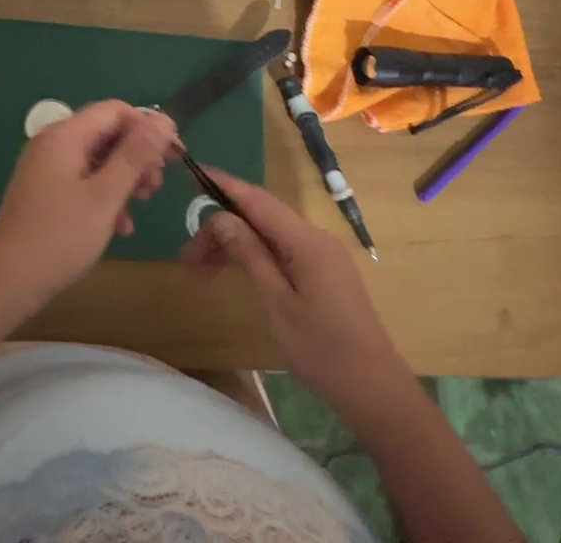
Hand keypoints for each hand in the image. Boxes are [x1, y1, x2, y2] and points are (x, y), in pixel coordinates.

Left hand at [0, 101, 176, 309]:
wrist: (7, 281)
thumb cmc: (60, 237)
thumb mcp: (105, 196)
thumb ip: (135, 155)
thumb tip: (163, 119)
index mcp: (65, 136)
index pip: (116, 111)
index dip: (148, 127)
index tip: (174, 154)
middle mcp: (53, 143)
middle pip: (107, 132)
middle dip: (137, 154)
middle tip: (157, 185)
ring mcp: (46, 167)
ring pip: (98, 158)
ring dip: (125, 176)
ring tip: (144, 203)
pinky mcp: (46, 190)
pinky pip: (84, 178)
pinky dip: (106, 193)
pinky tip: (121, 224)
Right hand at [182, 170, 411, 409]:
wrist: (372, 386)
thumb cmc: (321, 348)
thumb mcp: (276, 302)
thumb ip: (249, 254)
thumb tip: (221, 217)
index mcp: (306, 241)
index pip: (257, 200)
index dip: (225, 186)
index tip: (194, 174)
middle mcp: (316, 238)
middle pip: (261, 217)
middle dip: (222, 229)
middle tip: (187, 259)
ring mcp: (323, 255)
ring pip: (271, 235)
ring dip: (236, 245)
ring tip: (201, 271)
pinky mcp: (325, 272)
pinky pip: (284, 250)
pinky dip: (256, 255)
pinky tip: (236, 272)